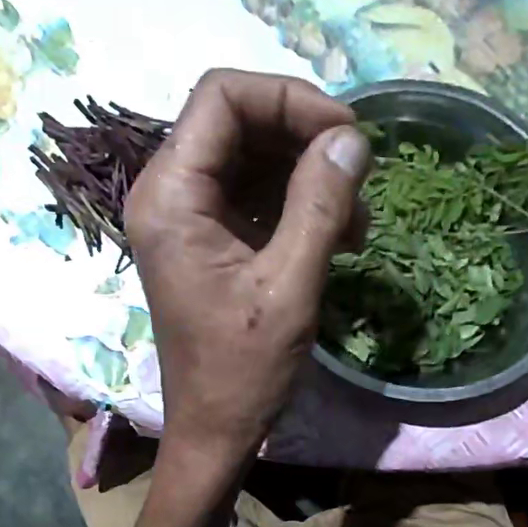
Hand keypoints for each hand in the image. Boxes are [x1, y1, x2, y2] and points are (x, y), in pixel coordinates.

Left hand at [125, 70, 370, 465]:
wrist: (214, 429)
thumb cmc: (243, 369)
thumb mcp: (290, 285)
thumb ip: (319, 204)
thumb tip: (352, 138)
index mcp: (171, 196)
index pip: (221, 96)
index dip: (288, 98)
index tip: (346, 132)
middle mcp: (169, 193)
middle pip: (238, 121)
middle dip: (304, 139)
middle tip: (358, 178)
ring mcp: (187, 216)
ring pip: (252, 157)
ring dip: (309, 176)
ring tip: (355, 223)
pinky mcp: (207, 239)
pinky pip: (254, 195)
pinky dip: (298, 204)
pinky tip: (337, 237)